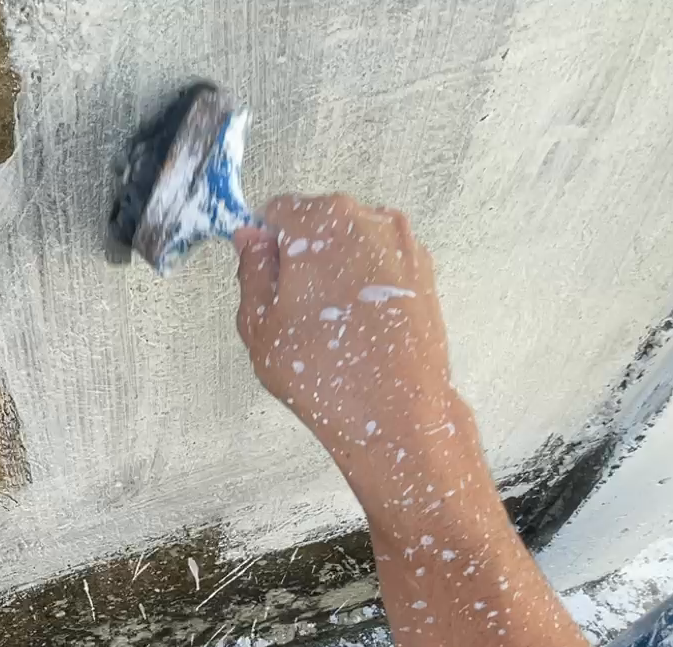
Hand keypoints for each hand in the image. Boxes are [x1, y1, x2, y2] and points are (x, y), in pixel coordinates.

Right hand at [233, 195, 453, 480]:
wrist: (393, 410)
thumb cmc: (323, 372)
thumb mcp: (259, 323)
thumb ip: (251, 270)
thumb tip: (250, 241)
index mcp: (322, 222)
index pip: (277, 210)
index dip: (262, 244)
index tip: (259, 275)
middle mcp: (369, 219)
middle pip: (317, 223)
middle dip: (297, 256)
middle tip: (287, 310)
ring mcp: (402, 243)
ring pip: (348, 244)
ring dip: (330, 272)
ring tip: (323, 325)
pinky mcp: (422, 270)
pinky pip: (376, 264)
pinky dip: (360, 286)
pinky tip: (353, 329)